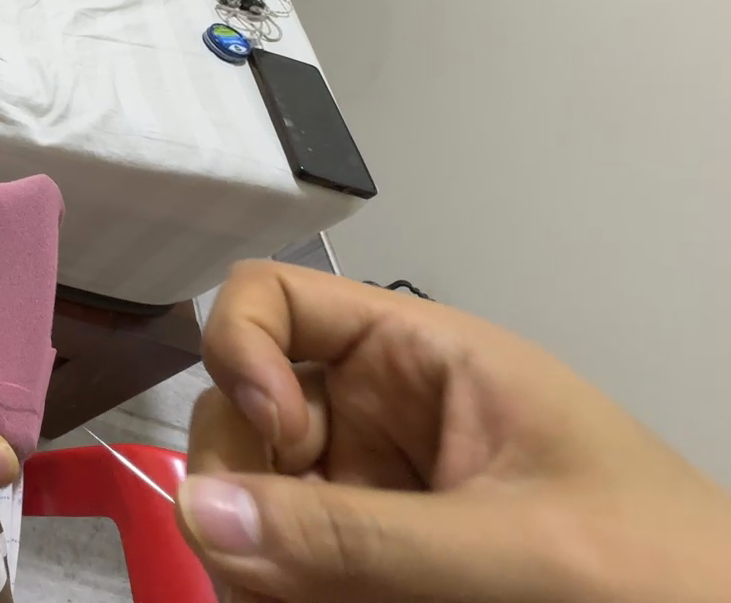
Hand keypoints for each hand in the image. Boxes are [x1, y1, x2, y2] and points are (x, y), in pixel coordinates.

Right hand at [178, 260, 730, 601]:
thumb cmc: (682, 594)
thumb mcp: (528, 559)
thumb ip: (358, 537)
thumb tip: (189, 509)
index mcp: (412, 359)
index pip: (272, 297)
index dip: (241, 342)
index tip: (276, 431)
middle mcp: (366, 410)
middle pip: (237, 402)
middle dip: (235, 478)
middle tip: (257, 570)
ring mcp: (356, 485)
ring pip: (242, 486)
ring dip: (242, 550)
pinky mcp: (356, 558)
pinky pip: (272, 553)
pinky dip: (263, 587)